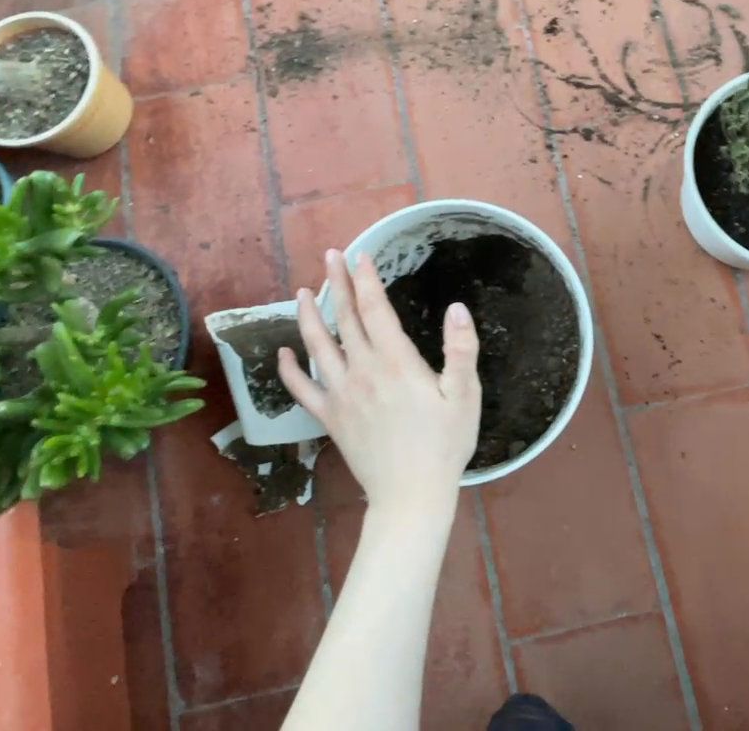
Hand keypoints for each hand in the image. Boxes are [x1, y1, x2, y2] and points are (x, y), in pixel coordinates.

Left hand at [278, 250, 480, 520]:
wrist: (411, 495)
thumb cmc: (444, 443)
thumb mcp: (465, 395)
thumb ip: (461, 349)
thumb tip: (458, 308)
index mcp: (395, 361)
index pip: (375, 309)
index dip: (366, 279)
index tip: (361, 254)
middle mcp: (362, 370)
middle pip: (344, 318)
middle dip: (336, 283)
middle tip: (330, 256)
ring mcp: (341, 394)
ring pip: (317, 346)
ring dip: (308, 315)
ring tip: (301, 292)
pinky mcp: (330, 417)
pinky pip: (302, 389)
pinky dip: (290, 370)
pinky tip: (284, 354)